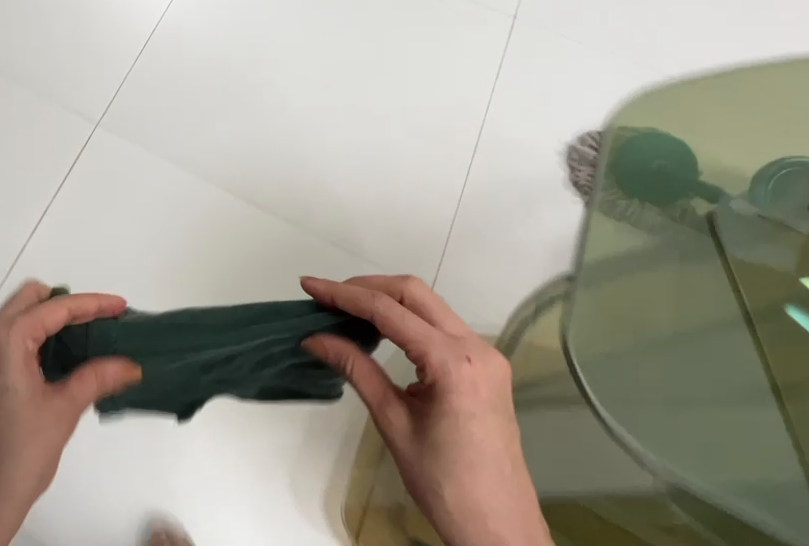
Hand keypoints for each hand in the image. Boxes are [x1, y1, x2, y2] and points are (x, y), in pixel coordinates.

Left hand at [0, 281, 141, 545]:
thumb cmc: (19, 454)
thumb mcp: (63, 410)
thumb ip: (96, 377)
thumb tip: (130, 364)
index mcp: (6, 339)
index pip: (55, 307)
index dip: (92, 304)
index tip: (121, 306)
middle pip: (32, 298)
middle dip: (69, 304)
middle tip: (102, 322)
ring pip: (21, 315)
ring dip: (53, 319)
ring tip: (90, 337)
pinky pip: (14, 336)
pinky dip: (40, 336)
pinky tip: (66, 357)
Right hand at [301, 275, 549, 545]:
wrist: (499, 528)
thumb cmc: (444, 482)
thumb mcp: (393, 421)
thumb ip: (355, 368)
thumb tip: (315, 338)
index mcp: (453, 362)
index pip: (388, 310)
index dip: (343, 294)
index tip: (309, 286)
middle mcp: (476, 348)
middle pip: (412, 293)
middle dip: (365, 287)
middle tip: (326, 296)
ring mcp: (486, 355)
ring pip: (428, 304)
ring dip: (385, 299)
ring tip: (344, 309)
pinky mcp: (486, 366)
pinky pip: (441, 325)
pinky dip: (406, 318)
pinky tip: (379, 329)